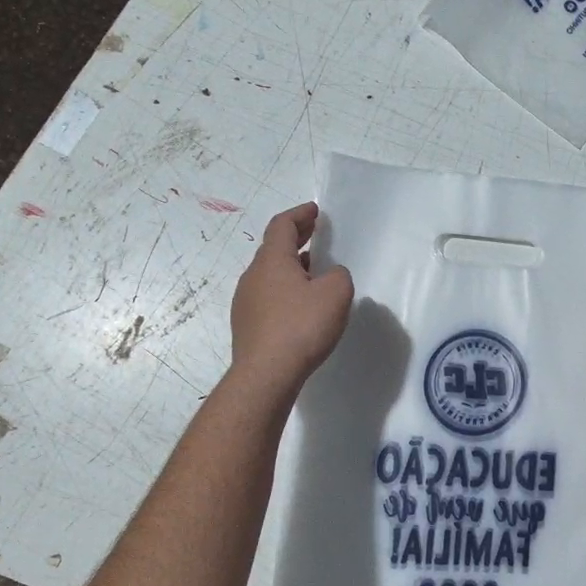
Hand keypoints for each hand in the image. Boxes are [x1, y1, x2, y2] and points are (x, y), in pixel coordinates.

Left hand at [231, 203, 353, 395]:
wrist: (267, 374)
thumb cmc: (302, 326)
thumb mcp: (336, 293)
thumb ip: (339, 275)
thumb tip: (331, 275)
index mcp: (272, 260)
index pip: (282, 225)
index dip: (299, 214)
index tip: (315, 211)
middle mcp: (253, 276)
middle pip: (274, 248)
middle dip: (296, 238)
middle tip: (315, 233)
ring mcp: (246, 301)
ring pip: (270, 274)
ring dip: (292, 267)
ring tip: (314, 271)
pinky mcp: (248, 325)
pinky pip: (269, 297)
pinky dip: (286, 290)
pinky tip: (302, 305)